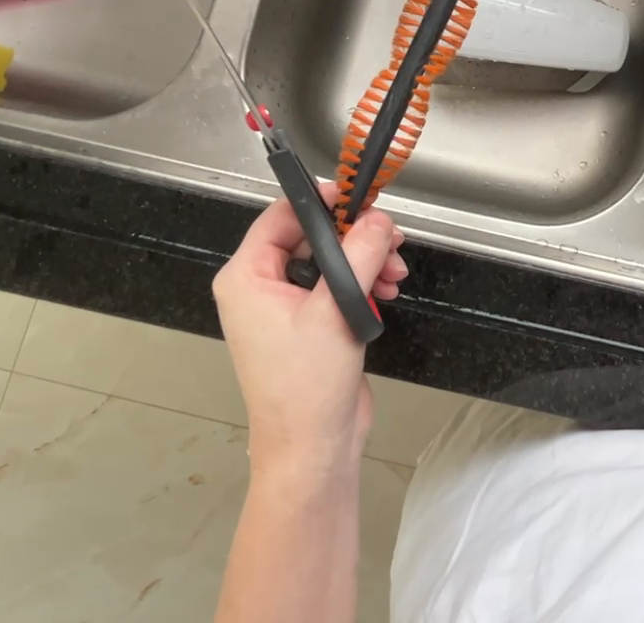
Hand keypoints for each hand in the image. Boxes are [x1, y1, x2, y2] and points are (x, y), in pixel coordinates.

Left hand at [213, 184, 408, 476]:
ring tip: (396, 272)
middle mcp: (262, 287)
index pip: (282, 215)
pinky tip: (387, 290)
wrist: (313, 447)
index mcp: (247, 277)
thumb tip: (377, 219)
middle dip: (356, 236)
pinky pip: (338, 285)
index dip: (322, 202)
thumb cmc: (307, 385)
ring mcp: (287, 306)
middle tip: (391, 239)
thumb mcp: (335, 309)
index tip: (359, 197)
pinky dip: (364, 282)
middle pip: (312, 236)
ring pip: (331, 260)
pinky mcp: (311, 323)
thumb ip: (359, 255)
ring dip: (367, 260)